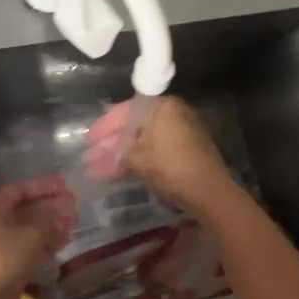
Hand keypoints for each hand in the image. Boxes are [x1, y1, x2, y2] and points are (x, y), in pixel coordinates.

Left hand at [0, 175, 75, 298]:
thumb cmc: (4, 259)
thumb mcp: (31, 235)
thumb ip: (49, 221)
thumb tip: (63, 214)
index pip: (19, 189)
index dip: (42, 186)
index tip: (65, 186)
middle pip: (25, 209)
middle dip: (50, 207)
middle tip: (73, 207)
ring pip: (28, 229)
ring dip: (50, 226)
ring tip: (73, 226)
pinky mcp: (6, 264)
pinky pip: (28, 247)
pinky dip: (44, 244)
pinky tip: (62, 245)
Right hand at [85, 96, 237, 213]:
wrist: (209, 192)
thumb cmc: (170, 167)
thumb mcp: (137, 159)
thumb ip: (117, 153)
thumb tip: (100, 157)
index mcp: (163, 106)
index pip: (126, 110)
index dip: (104, 126)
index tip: (89, 139)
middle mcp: (173, 113)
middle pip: (134, 126)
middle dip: (111, 144)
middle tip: (90, 157)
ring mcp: (181, 132)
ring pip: (143, 141)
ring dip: (122, 154)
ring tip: (98, 169)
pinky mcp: (186, 150)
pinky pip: (155, 150)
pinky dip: (138, 159)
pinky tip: (119, 171)